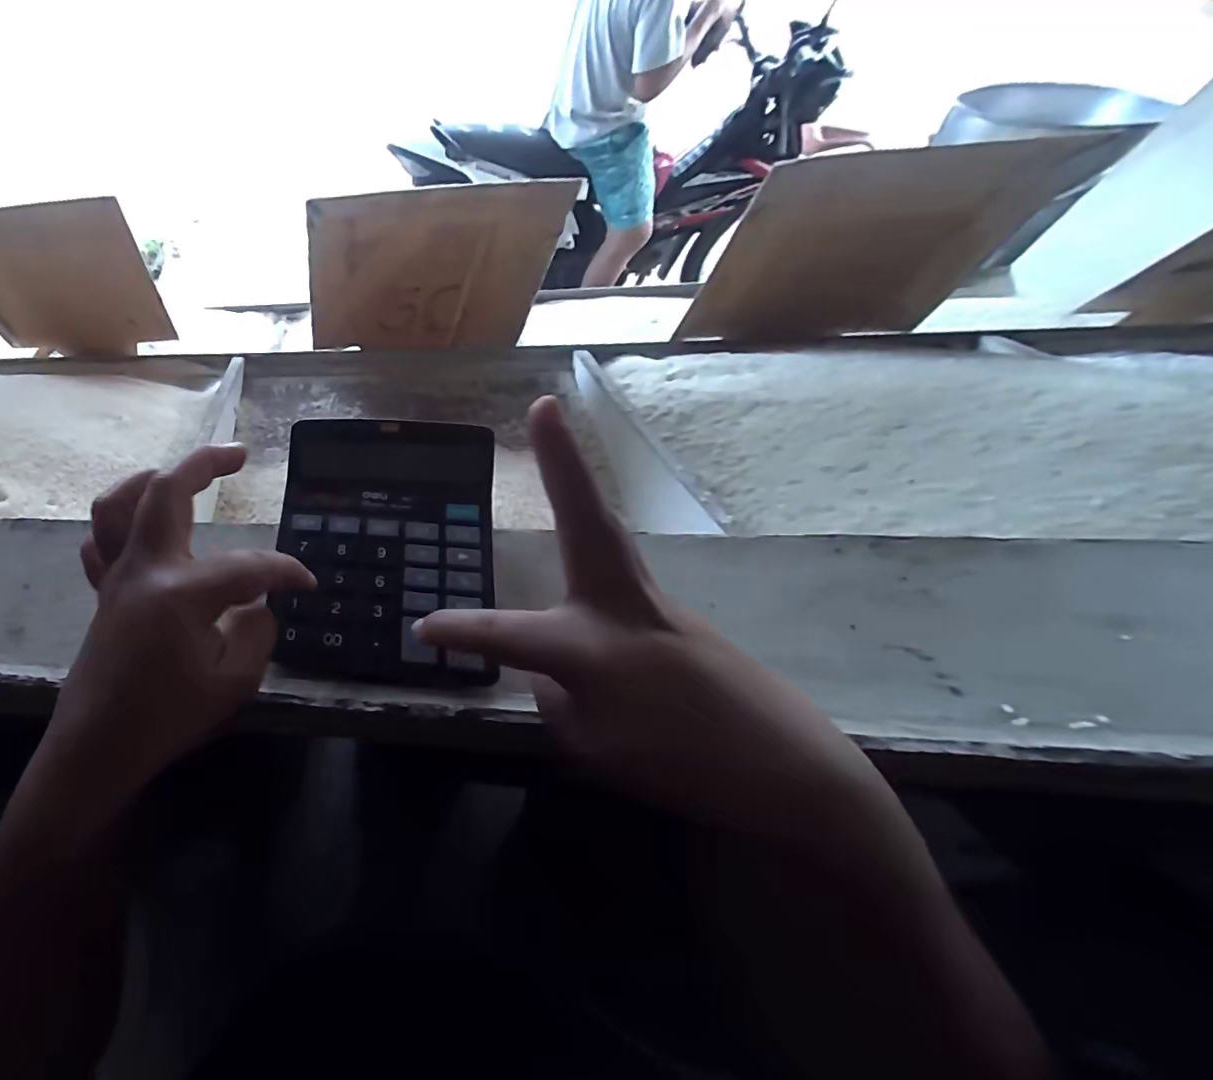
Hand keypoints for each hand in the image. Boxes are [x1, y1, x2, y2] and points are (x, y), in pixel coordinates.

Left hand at [44, 444, 313, 789]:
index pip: (248, 567)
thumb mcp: (235, 684)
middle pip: (167, 492)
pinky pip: (102, 541)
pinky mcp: (104, 593)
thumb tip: (258, 604)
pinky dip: (122, 523)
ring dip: (153, 480)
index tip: (308, 584)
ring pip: (118, 504)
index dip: (285, 572)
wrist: (97, 749)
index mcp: (181, 593)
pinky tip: (147, 529)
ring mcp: (116, 577)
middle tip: (240, 455)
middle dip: (206, 464)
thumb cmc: (167, 721)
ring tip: (186, 476)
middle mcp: (144, 570)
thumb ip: (257, 632)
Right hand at [415, 398, 889, 845]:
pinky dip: (602, 615)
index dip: (459, 632)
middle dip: (564, 462)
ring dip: (580, 515)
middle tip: (544, 407)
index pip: (506, 635)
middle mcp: (625, 608)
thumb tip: (551, 667)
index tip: (422, 628)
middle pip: (590, 521)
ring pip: (607, 556)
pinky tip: (617, 655)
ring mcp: (661, 606)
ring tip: (559, 468)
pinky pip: (624, 606)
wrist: (791, 773)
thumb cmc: (681, 767)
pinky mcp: (683, 621)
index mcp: (593, 645)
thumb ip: (557, 696)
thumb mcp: (593, 746)